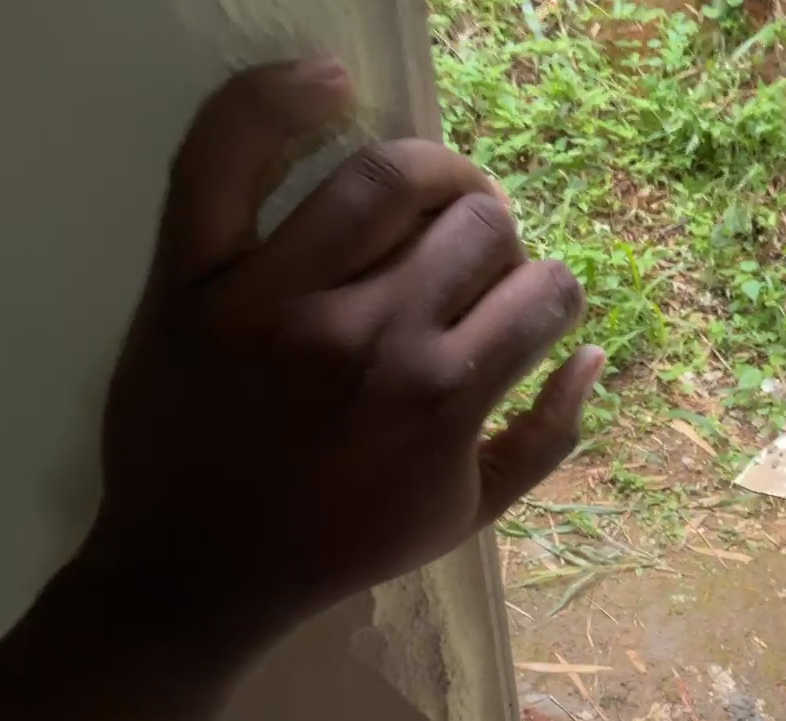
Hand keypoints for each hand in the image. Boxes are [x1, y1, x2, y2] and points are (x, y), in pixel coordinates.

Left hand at [76, 59, 602, 652]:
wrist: (206, 568)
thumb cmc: (351, 543)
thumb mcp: (474, 516)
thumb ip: (549, 440)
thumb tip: (593, 354)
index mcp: (448, 397)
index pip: (546, 294)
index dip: (555, 295)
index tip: (532, 312)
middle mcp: (376, 333)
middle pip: (481, 224)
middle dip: (501, 240)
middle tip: (479, 266)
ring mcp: (278, 296)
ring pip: (387, 175)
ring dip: (439, 173)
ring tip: (440, 195)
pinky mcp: (192, 276)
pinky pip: (225, 152)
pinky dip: (278, 97)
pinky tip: (332, 87)